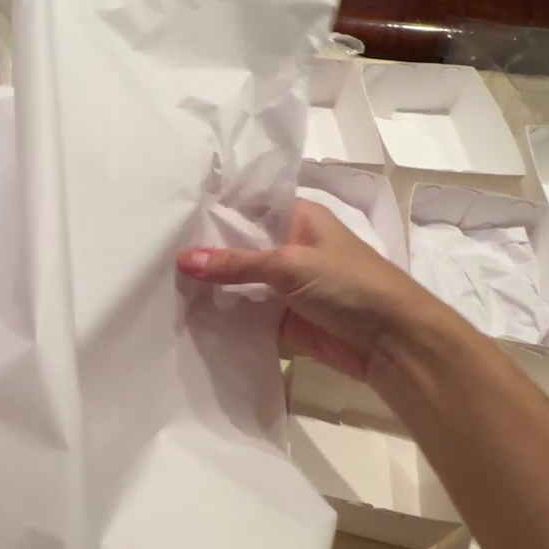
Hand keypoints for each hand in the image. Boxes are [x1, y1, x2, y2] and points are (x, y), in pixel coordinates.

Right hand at [176, 200, 453, 380]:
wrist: (393, 342)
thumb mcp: (290, 265)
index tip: (171, 213)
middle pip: (236, 244)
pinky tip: (185, 310)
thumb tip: (181, 260)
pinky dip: (219, 310)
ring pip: (236, 279)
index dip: (212, 210)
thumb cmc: (351, 285)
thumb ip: (235, 264)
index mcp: (298, 218)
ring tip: (161, 280)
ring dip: (208, 283)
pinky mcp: (278, 316)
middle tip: (155, 249)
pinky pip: (242, 309)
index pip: (246, 206)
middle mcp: (287, 245)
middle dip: (202, 250)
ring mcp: (282, 283)